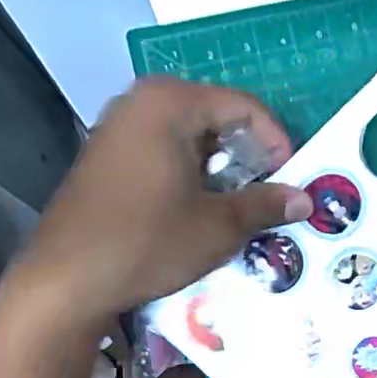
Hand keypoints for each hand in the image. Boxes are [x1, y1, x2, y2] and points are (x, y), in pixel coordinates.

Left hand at [8, 78, 309, 322]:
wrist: (71, 275)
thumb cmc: (150, 242)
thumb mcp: (220, 226)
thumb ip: (267, 204)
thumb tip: (305, 199)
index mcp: (170, 104)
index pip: (244, 106)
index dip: (277, 142)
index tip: (292, 181)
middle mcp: (143, 102)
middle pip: (218, 117)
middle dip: (252, 156)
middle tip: (273, 196)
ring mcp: (123, 127)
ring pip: (194, 137)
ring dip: (226, 170)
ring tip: (244, 209)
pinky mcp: (113, 155)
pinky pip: (170, 152)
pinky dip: (197, 175)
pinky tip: (206, 212)